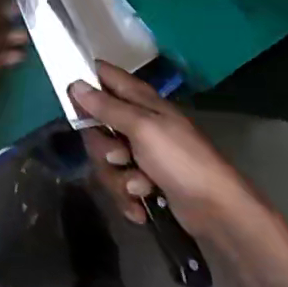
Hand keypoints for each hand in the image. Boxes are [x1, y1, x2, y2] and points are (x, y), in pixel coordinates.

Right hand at [69, 63, 256, 236]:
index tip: (72, 101)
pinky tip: (142, 206)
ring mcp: (141, 153)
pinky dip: (128, 197)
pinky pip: (119, 183)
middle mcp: (139, 122)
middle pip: (97, 127)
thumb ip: (107, 107)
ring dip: (118, 179)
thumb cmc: (180, 160)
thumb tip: (75, 83)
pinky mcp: (144, 180)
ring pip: (106, 160)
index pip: (106, 76)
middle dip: (103, 149)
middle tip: (119, 157)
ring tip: (140, 188)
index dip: (86, 84)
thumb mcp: (142, 128)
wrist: (216, 209)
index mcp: (141, 100)